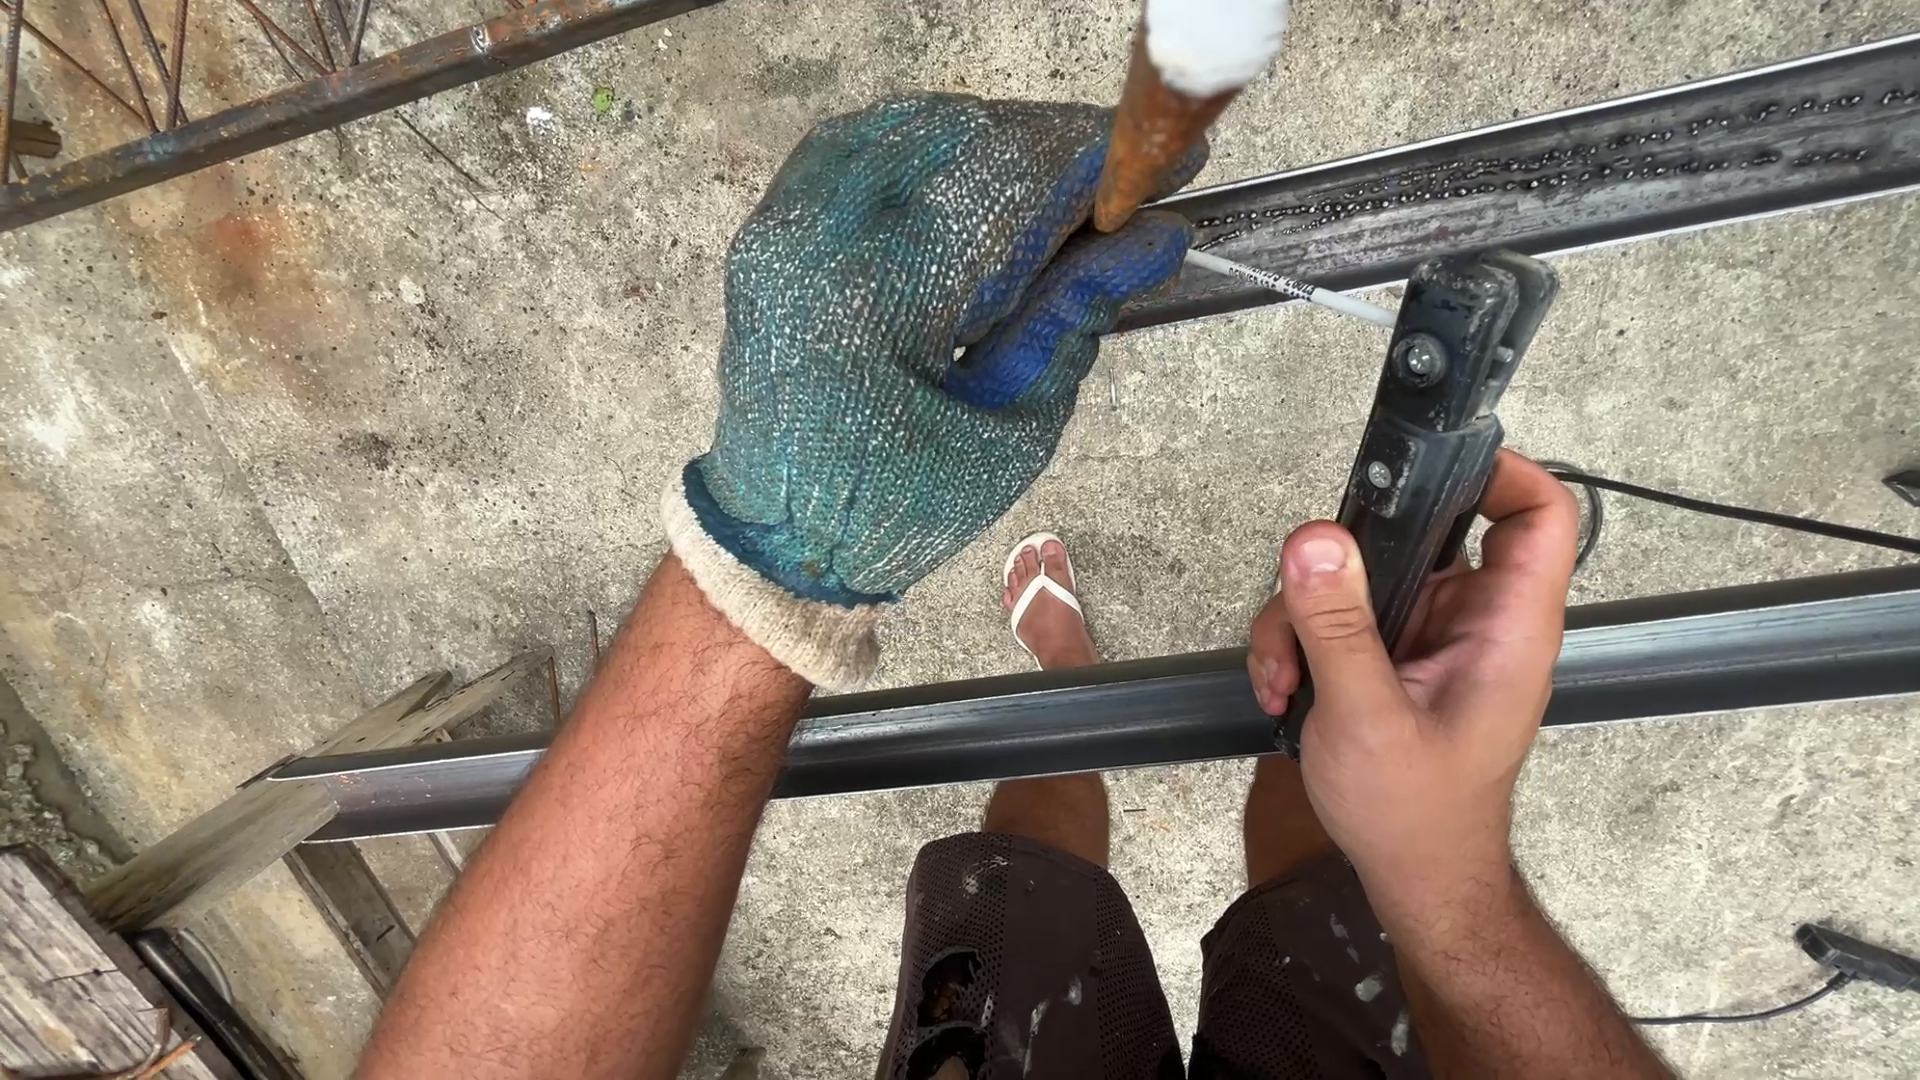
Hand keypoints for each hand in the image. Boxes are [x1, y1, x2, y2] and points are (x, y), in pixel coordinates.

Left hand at [665, 95, 1205, 689]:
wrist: (787, 533)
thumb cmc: (901, 506)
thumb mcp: (1010, 429)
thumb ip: (1075, 318)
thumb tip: (1154, 238)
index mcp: (881, 301)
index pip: (1013, 184)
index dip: (1099, 164)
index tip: (1170, 164)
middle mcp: (820, 237)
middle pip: (966, 140)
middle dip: (1057, 152)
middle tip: (1116, 194)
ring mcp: (784, 223)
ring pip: (915, 128)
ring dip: (999, 149)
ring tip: (1055, 199)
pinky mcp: (773, 228)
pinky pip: (863, 147)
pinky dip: (934, 152)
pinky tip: (977, 186)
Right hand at [1245, 451, 1579, 913]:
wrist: (1409, 875)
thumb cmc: (1413, 811)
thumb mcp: (1365, 716)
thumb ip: (1337, 626)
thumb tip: (1312, 537)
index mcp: (1502, 626)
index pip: (1536, 515)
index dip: (1495, 470)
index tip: (1413, 462)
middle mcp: (1463, 617)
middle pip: (1406, 538)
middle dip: (1333, 569)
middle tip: (1293, 610)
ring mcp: (1415, 634)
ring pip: (1348, 579)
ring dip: (1295, 621)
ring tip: (1280, 680)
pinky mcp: (1378, 653)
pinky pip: (1327, 616)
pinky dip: (1292, 646)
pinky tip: (1280, 691)